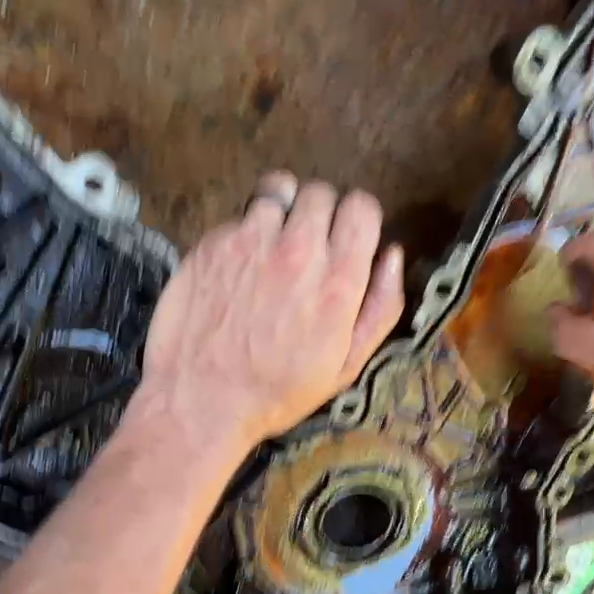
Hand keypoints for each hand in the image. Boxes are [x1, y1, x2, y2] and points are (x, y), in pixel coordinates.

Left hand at [135, 172, 404, 452]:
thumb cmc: (275, 393)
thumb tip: (392, 257)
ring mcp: (250, 243)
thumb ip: (381, 308)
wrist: (201, 403)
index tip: (347, 239)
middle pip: (321, 192)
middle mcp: (297, 252)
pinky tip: (237, 270)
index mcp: (338, 282)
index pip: (362, 208)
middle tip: (308, 247)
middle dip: (320, 214)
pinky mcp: (212, 244)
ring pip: (278, 191)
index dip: (358, 221)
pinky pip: (237, 218)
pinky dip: (242, 235)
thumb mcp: (345, 367)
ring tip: (271, 247)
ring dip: (280, 214)